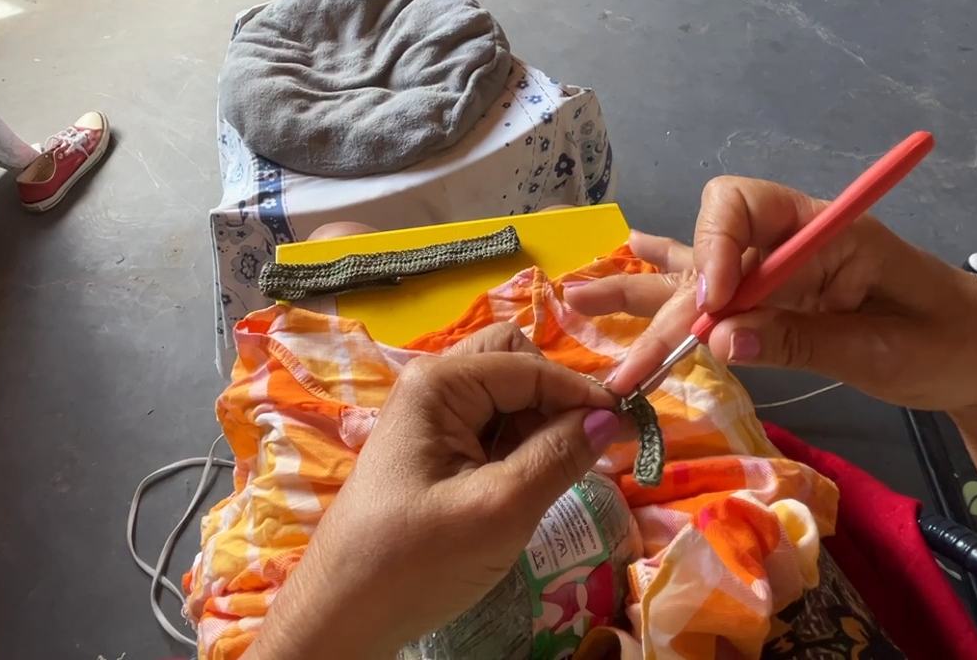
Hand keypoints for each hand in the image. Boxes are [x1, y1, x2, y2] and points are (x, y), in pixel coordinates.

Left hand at [252, 326, 625, 658]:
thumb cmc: (415, 559)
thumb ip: (558, 456)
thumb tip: (611, 416)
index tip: (632, 422)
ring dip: (539, 423)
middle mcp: (433, 384)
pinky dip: (519, 443)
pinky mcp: (435, 446)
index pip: (528, 365)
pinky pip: (489, 425)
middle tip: (584, 451)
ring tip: (556, 473)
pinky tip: (528, 481)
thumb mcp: (498, 510)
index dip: (581, 391)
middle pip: (513, 363)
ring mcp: (431, 415)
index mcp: (440, 383)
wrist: (344, 613)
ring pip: (505, 394)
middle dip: (554, 398)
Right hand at [565, 177, 976, 431]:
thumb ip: (802, 340)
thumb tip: (720, 344)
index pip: (739, 206)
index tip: (715, 303)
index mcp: (818, 226)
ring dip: (638, 295)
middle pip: (704, 260)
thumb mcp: (888, 350)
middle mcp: (780, 242)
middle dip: (663, 309)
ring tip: (578, 298)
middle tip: (628, 363)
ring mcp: (768, 273)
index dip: (713, 246)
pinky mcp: (765, 304)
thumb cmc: (955, 342)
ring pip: (690, 277)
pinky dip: (661, 293)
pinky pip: (704, 293)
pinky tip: (619, 282)